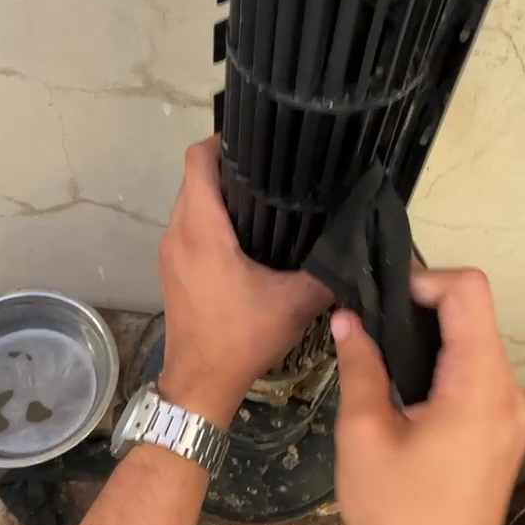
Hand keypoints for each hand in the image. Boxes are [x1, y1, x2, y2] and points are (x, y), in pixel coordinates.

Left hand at [157, 139, 329, 425]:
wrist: (201, 383)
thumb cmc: (242, 338)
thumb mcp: (294, 303)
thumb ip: (327, 270)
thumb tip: (356, 244)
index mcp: (201, 230)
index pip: (197, 160)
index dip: (223, 141)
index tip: (257, 142)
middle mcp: (177, 233)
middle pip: (194, 179)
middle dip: (228, 168)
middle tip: (272, 171)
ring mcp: (169, 252)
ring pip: (189, 204)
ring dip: (218, 196)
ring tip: (263, 200)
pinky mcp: (172, 269)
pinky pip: (188, 228)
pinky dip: (210, 221)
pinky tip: (245, 236)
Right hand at [331, 268, 524, 524]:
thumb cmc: (398, 515)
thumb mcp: (364, 434)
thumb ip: (361, 367)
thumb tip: (349, 319)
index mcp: (479, 384)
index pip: (470, 290)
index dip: (423, 281)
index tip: (380, 306)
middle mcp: (508, 392)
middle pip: (474, 317)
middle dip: (420, 312)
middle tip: (367, 332)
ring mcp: (510, 417)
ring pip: (474, 349)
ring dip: (429, 344)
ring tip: (378, 364)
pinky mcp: (501, 438)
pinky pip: (476, 382)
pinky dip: (441, 373)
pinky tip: (403, 398)